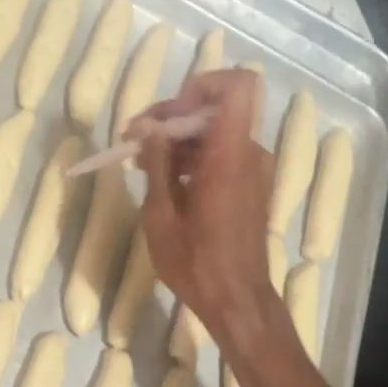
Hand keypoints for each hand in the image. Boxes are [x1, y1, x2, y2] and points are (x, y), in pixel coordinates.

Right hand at [130, 68, 279, 345]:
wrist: (236, 300)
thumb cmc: (195, 264)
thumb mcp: (161, 216)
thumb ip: (156, 165)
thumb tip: (148, 128)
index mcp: (229, 156)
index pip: (237, 86)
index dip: (201, 86)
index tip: (167, 115)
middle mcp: (249, 153)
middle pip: (216, 109)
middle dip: (173, 118)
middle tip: (133, 139)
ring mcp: (254, 170)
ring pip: (216, 133)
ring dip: (178, 141)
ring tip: (141, 164)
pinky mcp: (251, 185)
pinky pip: (222, 155)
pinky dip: (193, 159)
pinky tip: (164, 182)